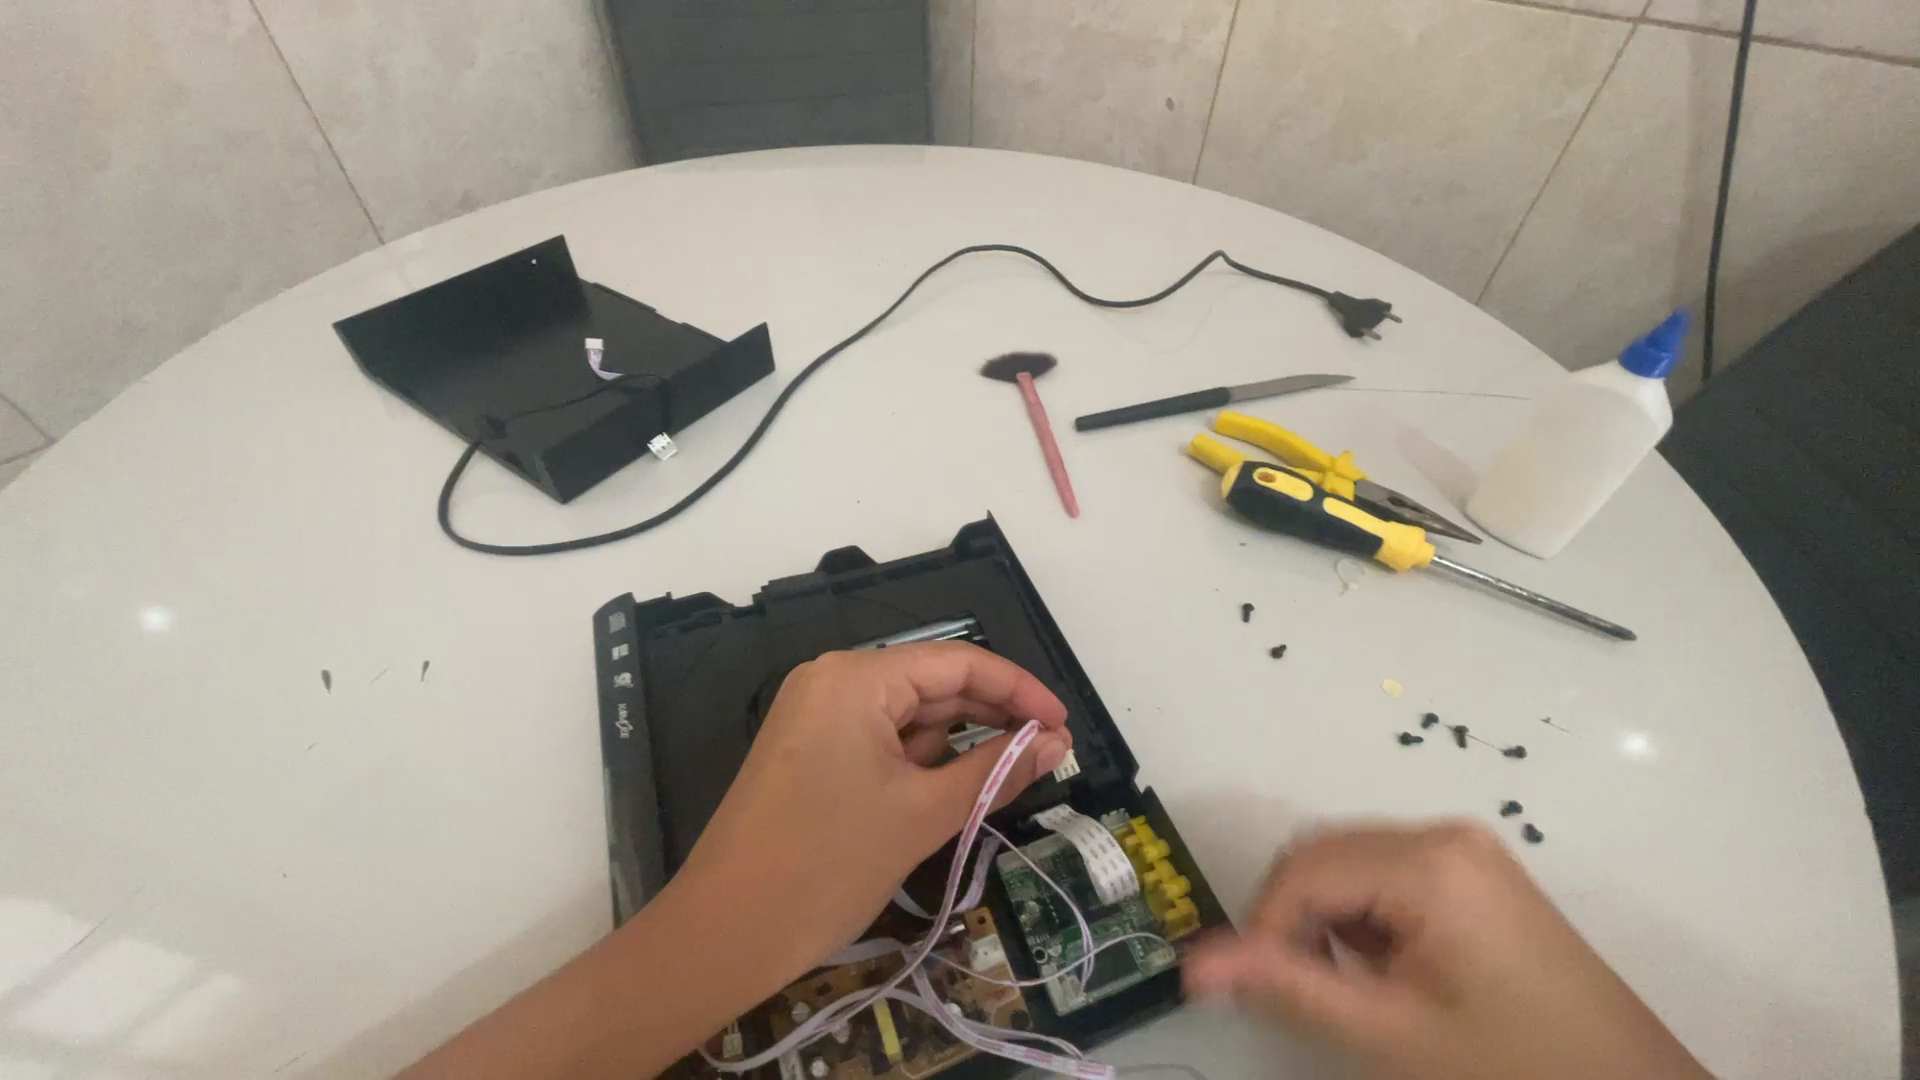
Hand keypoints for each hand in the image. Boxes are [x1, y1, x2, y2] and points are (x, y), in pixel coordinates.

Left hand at [673, 642, 1070, 977]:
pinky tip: (956, 782)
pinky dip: (921, 757)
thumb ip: (996, 770)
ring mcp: (819, 713)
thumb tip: (1054, 743)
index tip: (1063, 724)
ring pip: (909, 714)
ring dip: (958, 740)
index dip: (1019, 689)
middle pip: (933, 683)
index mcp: (857, 677)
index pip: (958, 662)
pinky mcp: (813, 747)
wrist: (724, 935)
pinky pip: (882, 737)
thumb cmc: (828, 865)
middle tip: (1048, 750)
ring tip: (1010, 770)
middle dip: (991, 715)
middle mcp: (835, 679)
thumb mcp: (923, 814)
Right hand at [1183, 822, 1711, 1079]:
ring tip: (1343, 983)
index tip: (1251, 985)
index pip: (1303, 870)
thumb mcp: (1390, 1034)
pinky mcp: (1475, 870)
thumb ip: (1285, 988)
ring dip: (1326, 916)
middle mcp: (1443, 834)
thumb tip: (1193, 964)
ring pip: (1348, 861)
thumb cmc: (1512, 1070)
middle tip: (1296, 987)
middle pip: (1323, 855)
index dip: (1264, 925)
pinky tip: (1381, 966)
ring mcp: (1464, 848)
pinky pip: (1385, 872)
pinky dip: (1361, 913)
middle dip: (1295, 917)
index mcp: (1429, 861)